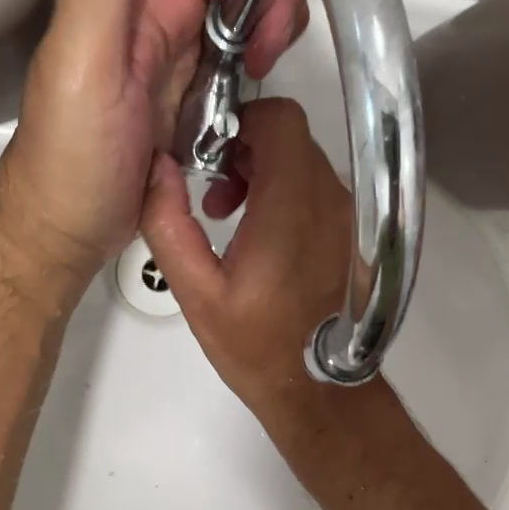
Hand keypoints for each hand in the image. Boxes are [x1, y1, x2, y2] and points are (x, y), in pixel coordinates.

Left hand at [0, 0, 307, 289]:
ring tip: (251, 103)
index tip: (269, 32)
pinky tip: (244, 123)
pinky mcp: (184, 104)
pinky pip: (236, 78)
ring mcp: (173, 65)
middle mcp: (157, 23)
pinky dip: (254, 91)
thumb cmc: (66, 166)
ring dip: (268, 56)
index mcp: (138, 0)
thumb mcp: (83, 64)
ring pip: (245, 29)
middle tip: (265, 69)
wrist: (60, 233)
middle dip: (273, 17)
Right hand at [141, 98, 353, 418]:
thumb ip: (168, 224)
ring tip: (227, 213)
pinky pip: (318, 187)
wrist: (318, 390)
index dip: (242, 120)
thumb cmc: (254, 346)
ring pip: (305, 160)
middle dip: (245, 149)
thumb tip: (154, 167)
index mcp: (291, 209)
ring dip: (263, 172)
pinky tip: (259, 232)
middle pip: (291, 137)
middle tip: (211, 190)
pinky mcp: (354, 232)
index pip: (281, 120)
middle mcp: (330, 202)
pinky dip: (286, 192)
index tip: (209, 151)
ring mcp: (348, 216)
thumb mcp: (195, 292)